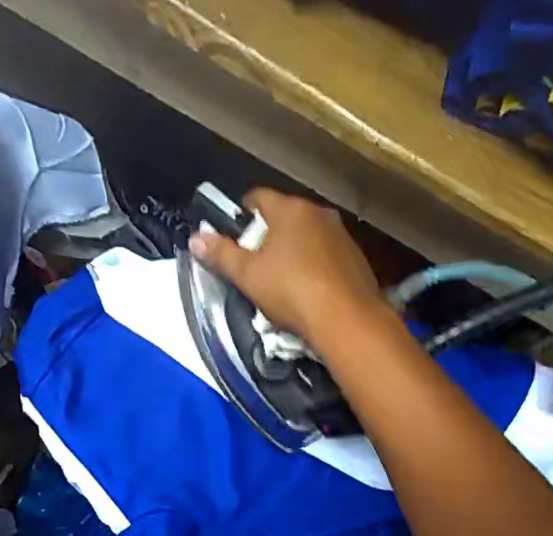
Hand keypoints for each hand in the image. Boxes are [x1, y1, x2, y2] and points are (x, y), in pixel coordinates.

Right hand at [188, 189, 388, 348]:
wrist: (346, 319)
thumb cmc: (291, 291)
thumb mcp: (248, 276)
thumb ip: (221, 255)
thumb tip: (195, 239)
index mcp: (290, 209)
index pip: (257, 197)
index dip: (241, 215)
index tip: (233, 238)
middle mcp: (319, 213)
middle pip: (284, 218)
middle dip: (268, 238)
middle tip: (255, 267)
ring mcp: (341, 235)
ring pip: (308, 238)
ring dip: (294, 254)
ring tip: (283, 284)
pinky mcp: (356, 259)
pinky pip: (327, 258)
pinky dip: (315, 269)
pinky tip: (310, 293)